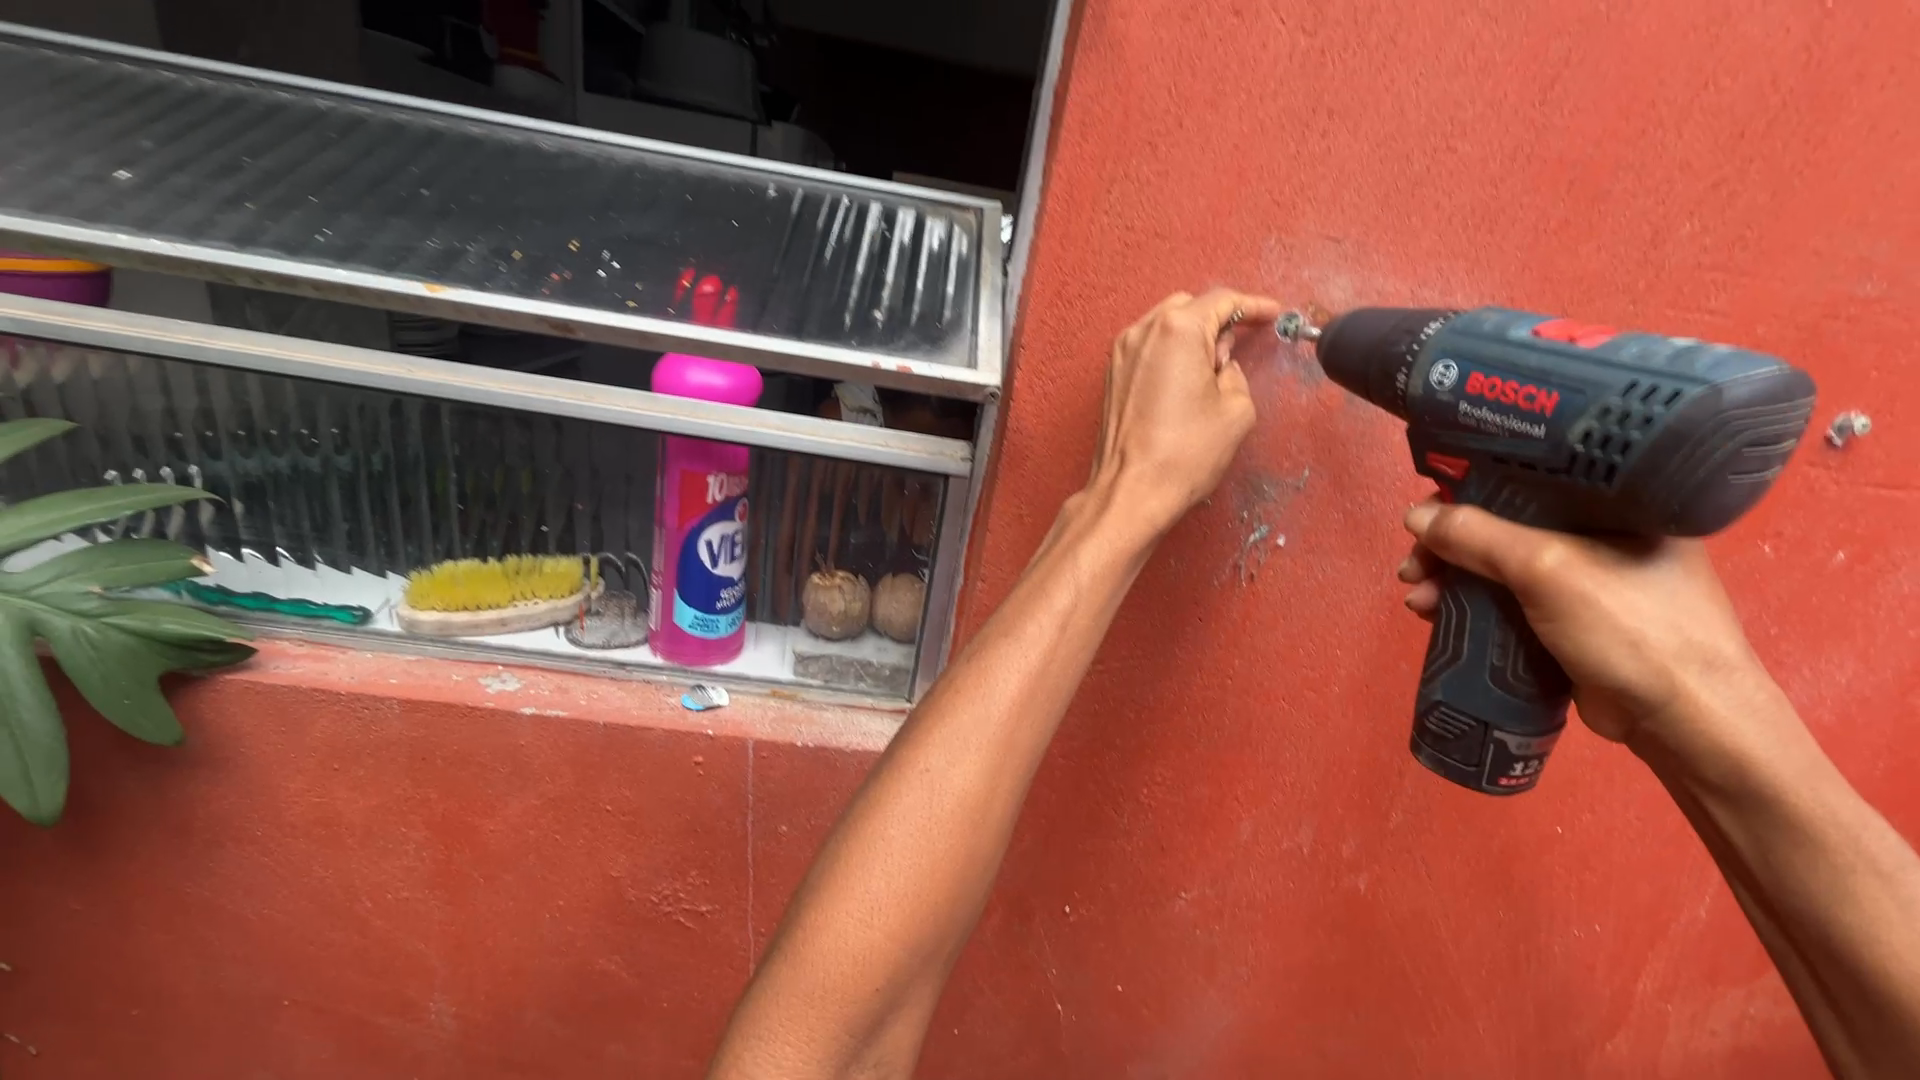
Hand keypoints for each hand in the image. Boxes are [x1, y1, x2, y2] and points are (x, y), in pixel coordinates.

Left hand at [1088, 288, 1281, 535]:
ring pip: (1164, 326)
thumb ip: (1236, 374)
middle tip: (1240, 345)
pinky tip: (1185, 379)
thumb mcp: (1236, 410)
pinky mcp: (1111, 376)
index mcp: (1177, 330)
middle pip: (1188, 307)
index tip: (1272, 315)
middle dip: (1219, 319)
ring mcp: (1121, 353)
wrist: (1131, 491)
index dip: (1253, 306)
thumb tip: (1222, 365)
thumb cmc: (1185, 453)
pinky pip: (1147, 348)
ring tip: (1213, 367)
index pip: (1222, 301)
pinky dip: (1169, 352)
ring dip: (1192, 335)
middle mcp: (1143, 332)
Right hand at [1397, 499, 1765, 745]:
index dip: (1467, 494)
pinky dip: (1467, 605)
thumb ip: (1477, 537)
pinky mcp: (1567, 621)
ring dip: (1449, 579)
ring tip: (1418, 601)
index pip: (1526, 481)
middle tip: (1413, 570)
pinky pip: (1504, 601)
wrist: (1683, 721)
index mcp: (1617, 505)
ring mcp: (1584, 581)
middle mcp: (1602, 535)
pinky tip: (1435, 614)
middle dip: (1448, 548)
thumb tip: (1414, 515)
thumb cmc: (1632, 629)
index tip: (1427, 518)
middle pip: (1502, 527)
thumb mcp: (1547, 569)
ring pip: (1496, 567)